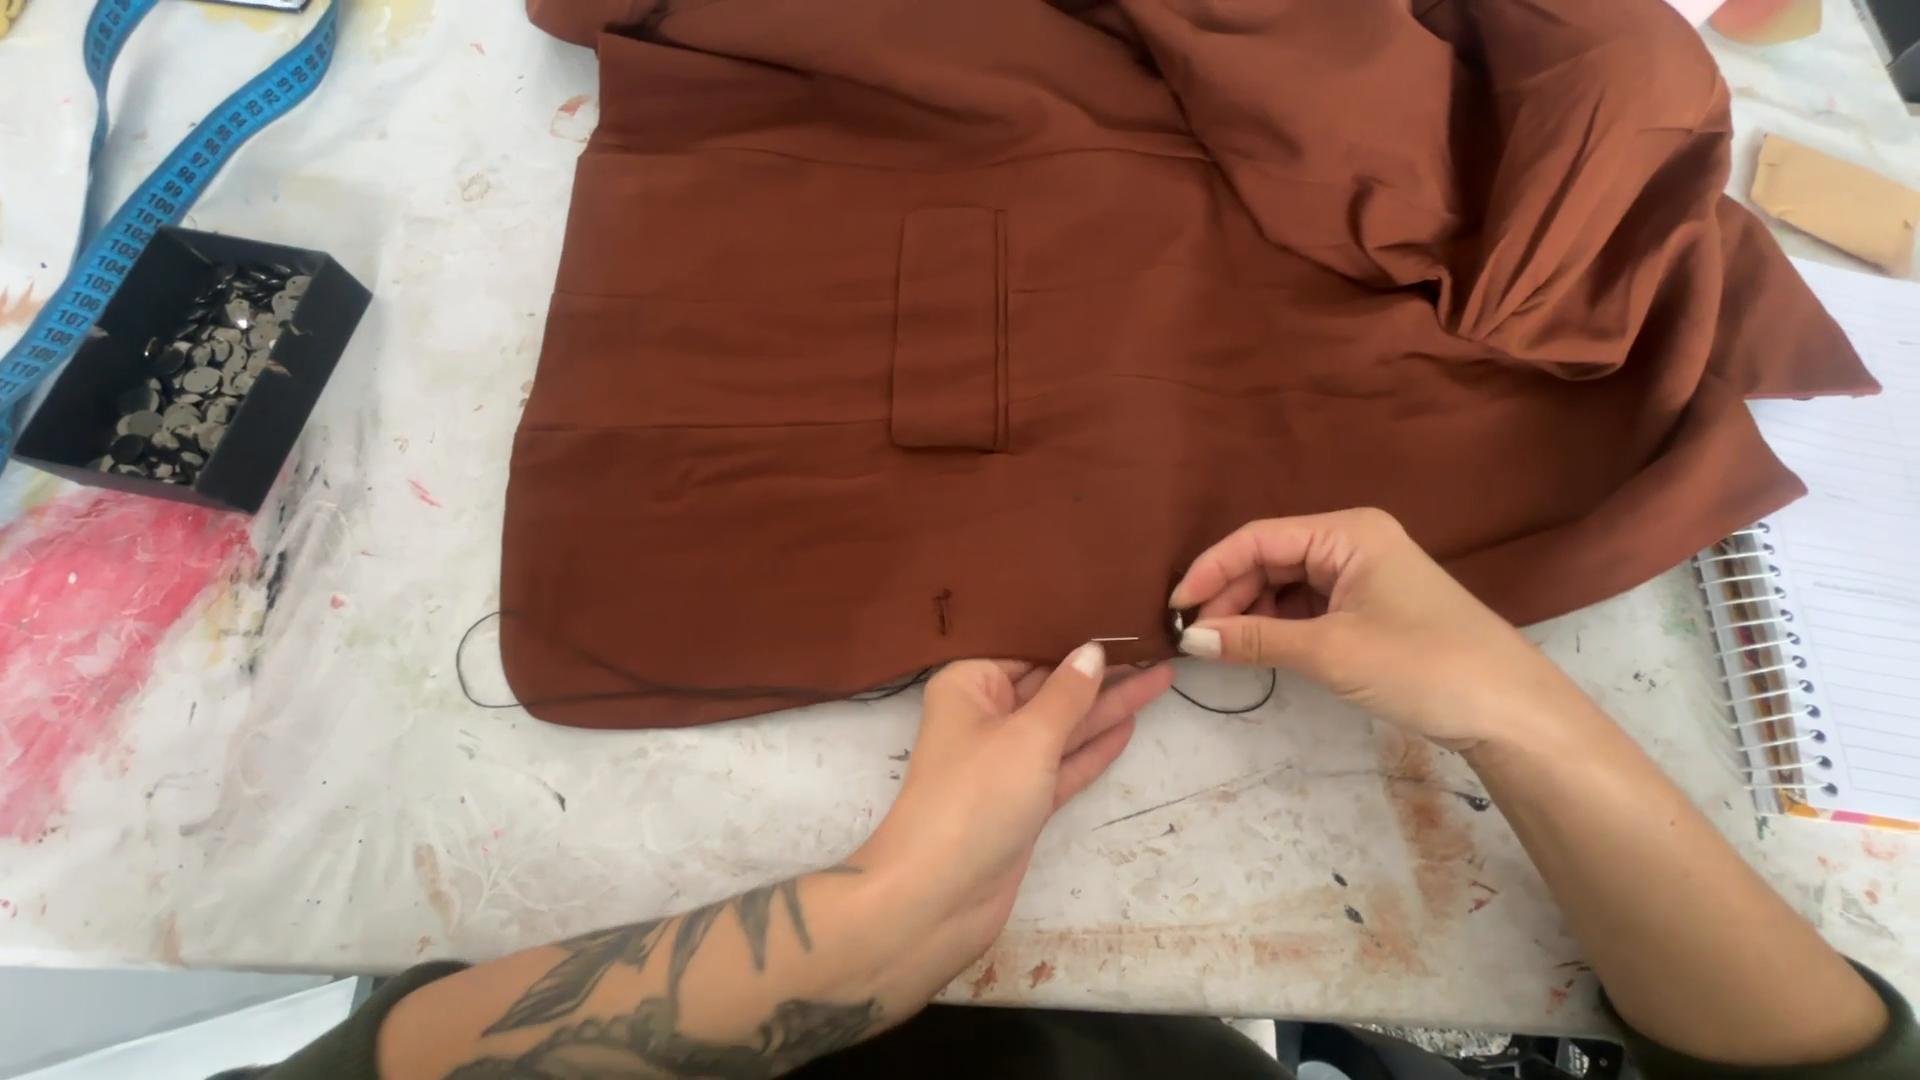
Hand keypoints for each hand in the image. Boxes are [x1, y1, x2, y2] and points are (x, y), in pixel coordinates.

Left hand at [853, 646, 1173, 1003]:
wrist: (939, 894)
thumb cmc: (977, 796)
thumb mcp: (1028, 736)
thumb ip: (1067, 693)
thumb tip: (1092, 651)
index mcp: (969, 685)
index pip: (1025, 649)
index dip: (1070, 636)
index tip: (1115, 617)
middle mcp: (984, 716)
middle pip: (1048, 686)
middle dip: (1096, 672)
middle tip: (1152, 648)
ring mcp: (1005, 761)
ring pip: (1062, 726)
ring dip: (1106, 707)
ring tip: (1159, 678)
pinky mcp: (1022, 800)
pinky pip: (1064, 763)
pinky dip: (1093, 747)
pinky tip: (1129, 724)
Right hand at [1168, 508, 1579, 749]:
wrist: (1513, 714)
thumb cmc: (1424, 666)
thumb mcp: (1330, 652)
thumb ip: (1255, 640)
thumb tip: (1188, 639)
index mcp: (1346, 533)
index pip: (1258, 539)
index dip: (1211, 570)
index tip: (1176, 609)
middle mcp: (1350, 542)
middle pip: (1267, 559)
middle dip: (1229, 596)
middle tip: (1197, 638)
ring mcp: (1359, 574)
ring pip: (1282, 584)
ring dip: (1249, 612)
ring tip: (1224, 647)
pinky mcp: (1365, 605)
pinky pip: (1303, 605)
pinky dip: (1275, 624)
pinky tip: (1258, 647)